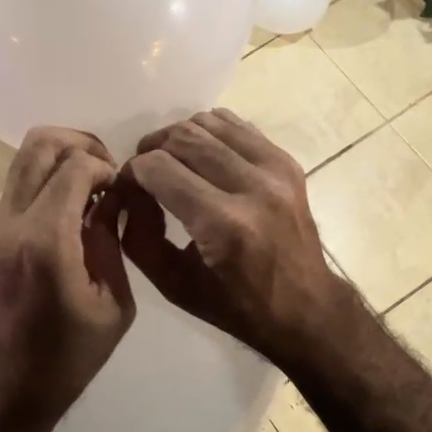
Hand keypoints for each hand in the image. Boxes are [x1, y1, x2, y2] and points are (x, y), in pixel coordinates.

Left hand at [0, 128, 135, 419]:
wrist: (9, 382)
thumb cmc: (69, 353)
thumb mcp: (112, 302)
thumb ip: (111, 239)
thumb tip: (115, 196)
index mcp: (46, 238)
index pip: (77, 165)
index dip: (107, 168)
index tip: (122, 192)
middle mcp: (13, 219)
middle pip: (41, 143)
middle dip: (80, 144)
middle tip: (107, 171)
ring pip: (24, 156)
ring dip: (61, 157)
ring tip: (91, 185)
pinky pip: (19, 180)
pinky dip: (47, 176)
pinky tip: (71, 204)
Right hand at [117, 108, 352, 367]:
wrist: (306, 309)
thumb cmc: (235, 305)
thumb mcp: (173, 284)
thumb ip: (138, 236)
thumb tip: (125, 192)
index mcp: (223, 225)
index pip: (158, 168)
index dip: (132, 171)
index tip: (127, 186)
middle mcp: (252, 188)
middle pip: (182, 138)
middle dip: (151, 149)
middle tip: (143, 171)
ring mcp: (275, 170)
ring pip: (208, 123)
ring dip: (178, 136)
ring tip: (171, 160)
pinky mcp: (286, 162)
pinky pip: (236, 125)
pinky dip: (209, 131)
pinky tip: (201, 154)